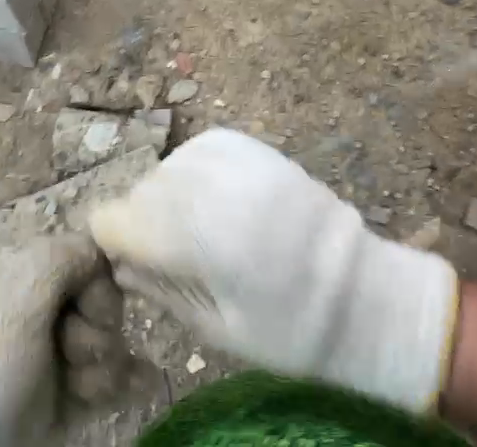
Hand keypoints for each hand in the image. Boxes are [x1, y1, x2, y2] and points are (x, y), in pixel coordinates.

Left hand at [0, 235, 130, 446]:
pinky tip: (142, 386)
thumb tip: (96, 247)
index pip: (86, 260)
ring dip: (108, 365)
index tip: (92, 310)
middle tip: (74, 354)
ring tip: (83, 390)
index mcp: (25, 280)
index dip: (100, 283)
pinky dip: (128, 382)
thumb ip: (58, 260)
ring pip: (108, 346)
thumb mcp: (15, 301)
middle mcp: (43, 313)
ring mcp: (54, 359)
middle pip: (103, 304)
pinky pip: (109, 382)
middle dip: (101, 331)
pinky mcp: (63, 401)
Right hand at [90, 128, 460, 412]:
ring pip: (167, 167)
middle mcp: (216, 189)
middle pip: (142, 192)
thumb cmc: (292, 330)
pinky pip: (198, 147)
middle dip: (138, 220)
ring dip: (164, 194)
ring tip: (188, 226)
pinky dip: (189, 169)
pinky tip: (203, 195)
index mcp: (204, 241)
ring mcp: (238, 160)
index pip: (122, 221)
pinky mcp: (254, 146)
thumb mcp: (218, 328)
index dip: (110, 239)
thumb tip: (119, 264)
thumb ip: (161, 288)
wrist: (365, 294)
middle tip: (157, 252)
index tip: (118, 255)